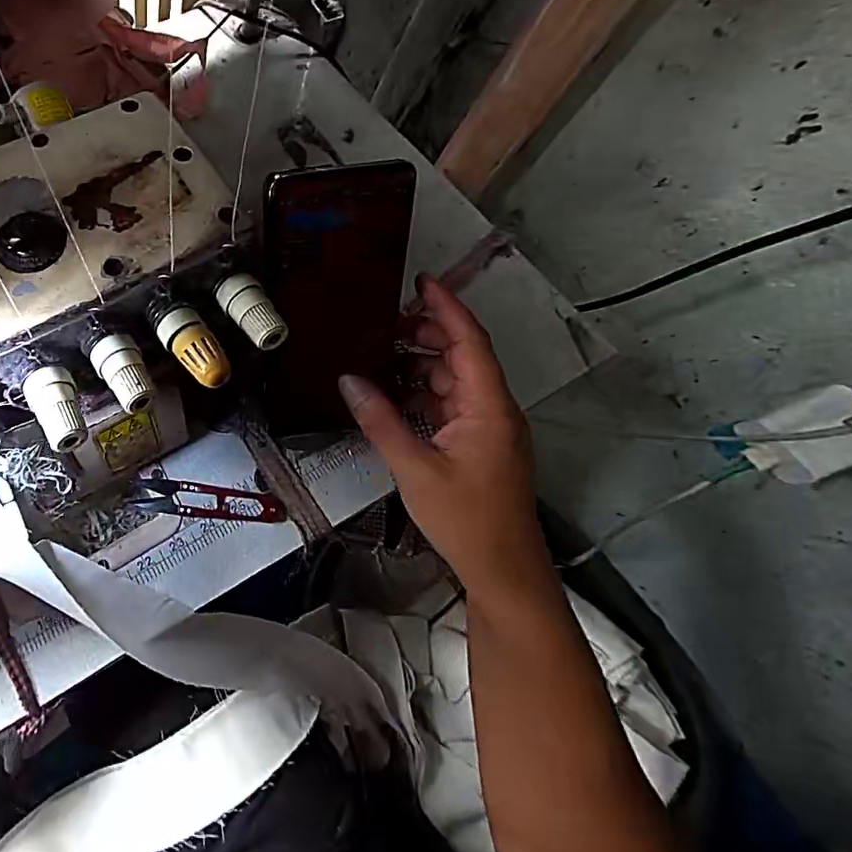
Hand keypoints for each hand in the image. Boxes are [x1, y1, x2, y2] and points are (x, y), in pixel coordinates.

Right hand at [337, 276, 542, 591]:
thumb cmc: (467, 520)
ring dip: (421, 366)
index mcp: (488, 407)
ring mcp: (488, 427)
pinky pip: (450, 404)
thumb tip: (349, 381)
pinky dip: (423, 394)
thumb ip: (380, 420)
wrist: (502, 569)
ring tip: (380, 358)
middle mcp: (494, 409)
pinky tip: (393, 397)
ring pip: (454, 380)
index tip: (422, 282)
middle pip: (462, 355)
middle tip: (384, 324)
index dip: (446, 307)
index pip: (469, 341)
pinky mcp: (479, 444)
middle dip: (426, 335)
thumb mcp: (413, 467)